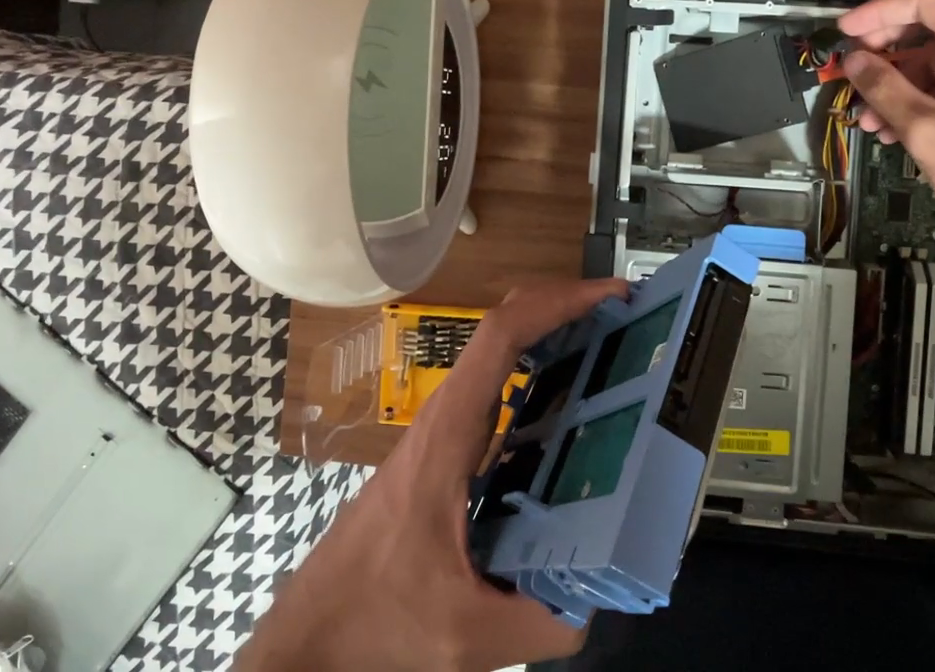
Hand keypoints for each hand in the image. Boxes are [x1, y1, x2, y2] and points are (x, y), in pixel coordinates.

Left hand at [237, 276, 627, 671]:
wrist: (310, 641)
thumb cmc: (376, 622)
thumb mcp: (469, 634)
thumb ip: (545, 621)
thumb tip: (600, 599)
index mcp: (449, 435)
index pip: (502, 335)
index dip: (558, 302)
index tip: (611, 296)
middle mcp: (444, 419)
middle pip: (503, 329)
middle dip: (564, 306)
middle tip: (624, 317)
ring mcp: (439, 433)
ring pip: (496, 357)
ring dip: (550, 336)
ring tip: (610, 350)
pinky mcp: (439, 454)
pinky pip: (493, 392)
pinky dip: (534, 376)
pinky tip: (569, 411)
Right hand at [838, 0, 934, 262]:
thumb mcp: (924, 129)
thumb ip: (883, 88)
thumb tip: (853, 60)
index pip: (924, 3)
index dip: (878, 12)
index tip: (844, 33)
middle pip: (928, 33)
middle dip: (883, 54)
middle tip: (850, 76)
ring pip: (934, 67)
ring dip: (896, 87)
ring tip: (867, 119)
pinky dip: (918, 104)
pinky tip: (893, 132)